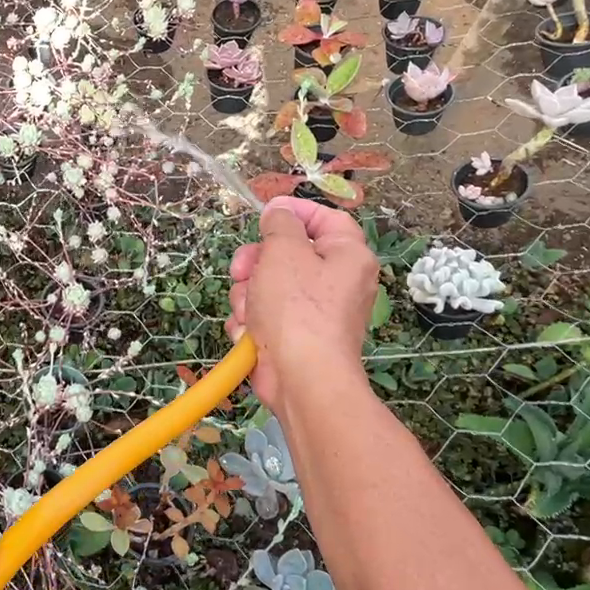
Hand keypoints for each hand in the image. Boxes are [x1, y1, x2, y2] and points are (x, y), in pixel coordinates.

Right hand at [227, 196, 377, 414]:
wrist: (301, 378)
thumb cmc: (297, 309)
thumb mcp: (284, 251)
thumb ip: (280, 224)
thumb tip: (279, 211)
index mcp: (348, 257)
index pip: (326, 218)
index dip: (294, 211)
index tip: (265, 212)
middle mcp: (337, 282)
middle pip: (288, 253)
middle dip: (256, 261)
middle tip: (241, 269)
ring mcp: (314, 312)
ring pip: (268, 285)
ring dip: (247, 294)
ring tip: (247, 310)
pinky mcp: (293, 336)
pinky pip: (265, 314)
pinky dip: (251, 321)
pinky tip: (248, 332)